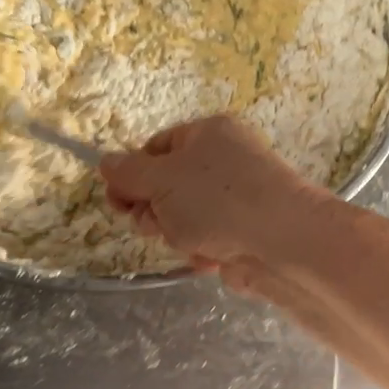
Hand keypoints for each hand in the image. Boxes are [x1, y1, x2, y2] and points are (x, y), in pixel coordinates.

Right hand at [99, 115, 334, 286]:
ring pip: (183, 218)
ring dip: (178, 234)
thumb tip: (107, 162)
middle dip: (154, 210)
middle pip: (166, 186)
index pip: (156, 147)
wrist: (281, 241)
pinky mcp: (244, 229)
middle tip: (157, 222)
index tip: (119, 201)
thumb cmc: (217, 198)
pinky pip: (206, 239)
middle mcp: (226, 159)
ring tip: (193, 240)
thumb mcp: (161, 178)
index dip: (132, 174)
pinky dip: (202, 250)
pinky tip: (213, 256)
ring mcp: (237, 196)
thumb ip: (128, 172)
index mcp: (210, 132)